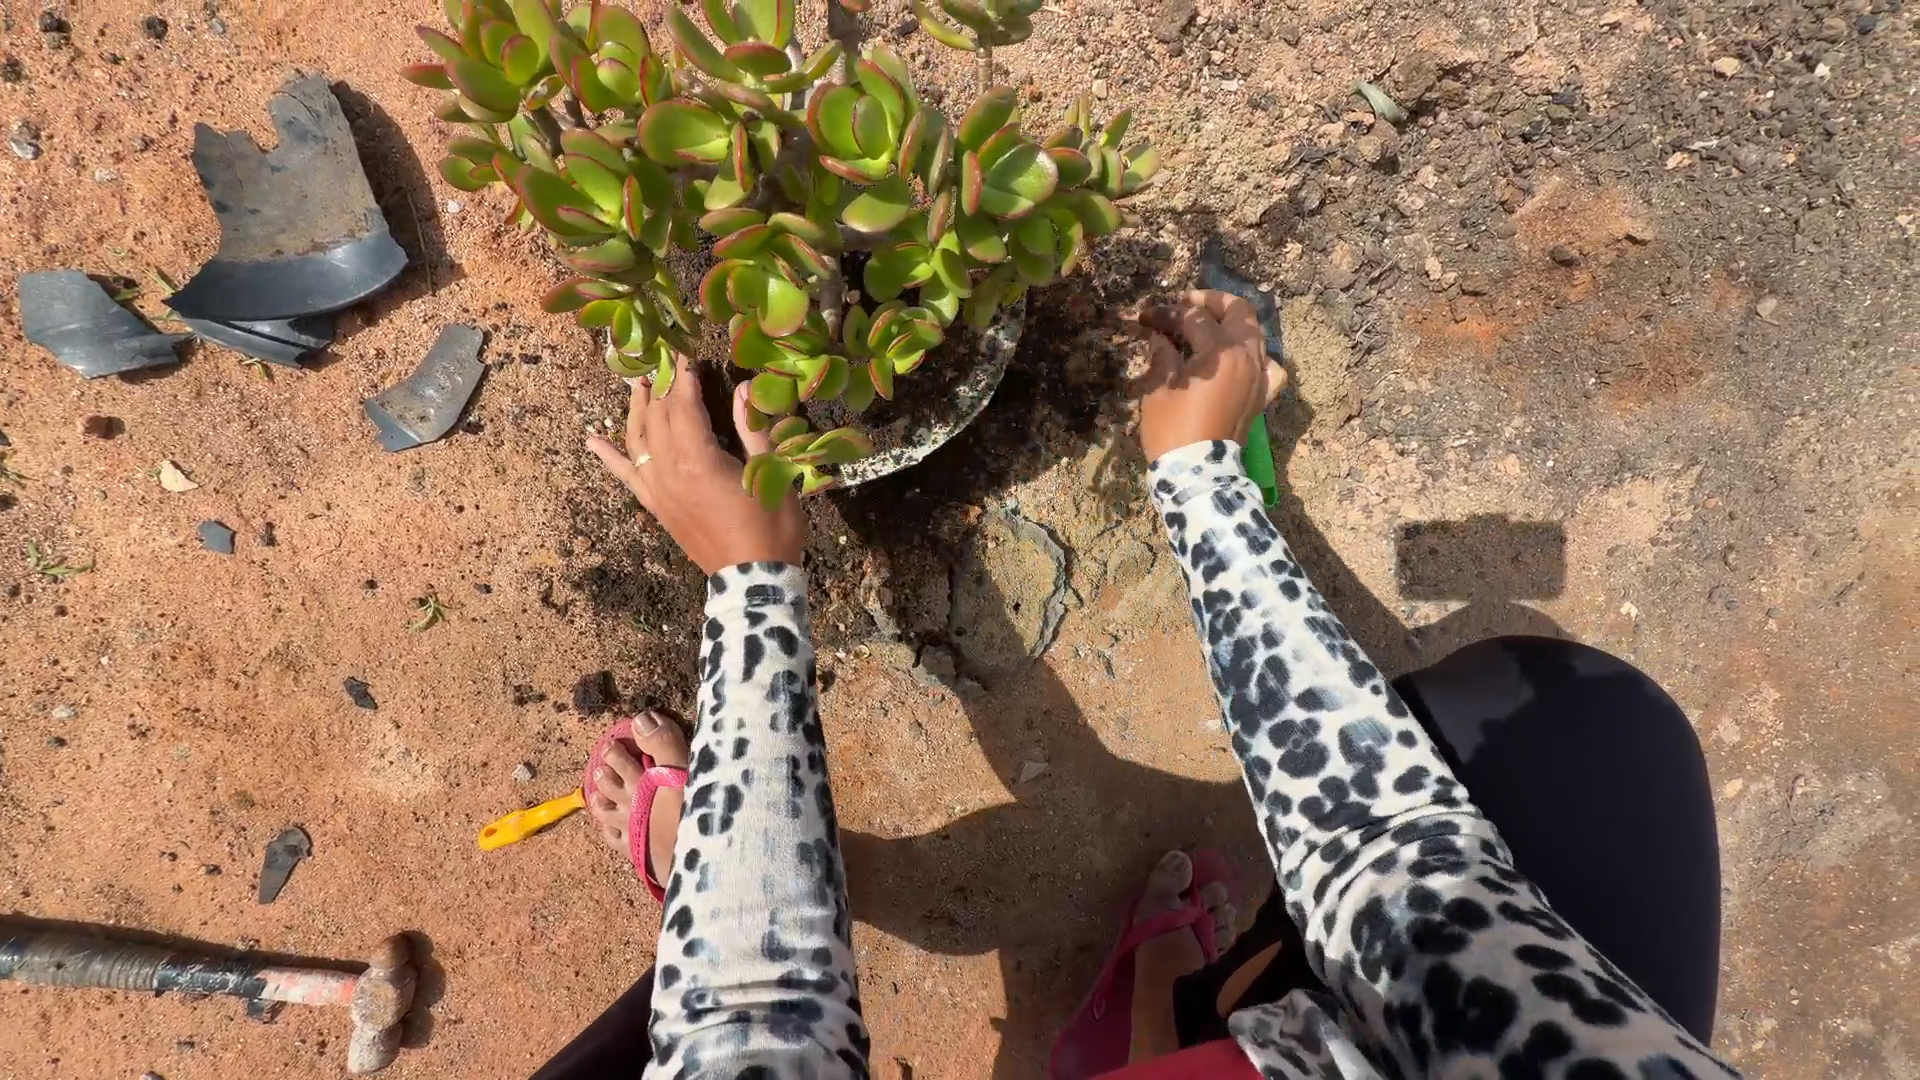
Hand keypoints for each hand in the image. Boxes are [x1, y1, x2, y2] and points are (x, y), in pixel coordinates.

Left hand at [587, 354, 805, 574]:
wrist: (753, 577)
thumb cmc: (771, 526)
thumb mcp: (771, 474)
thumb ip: (753, 430)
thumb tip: (745, 388)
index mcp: (698, 460)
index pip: (684, 405)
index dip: (684, 377)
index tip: (687, 354)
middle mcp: (668, 470)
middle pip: (658, 417)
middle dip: (662, 386)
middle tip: (665, 360)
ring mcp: (657, 489)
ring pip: (637, 439)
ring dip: (636, 409)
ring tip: (638, 383)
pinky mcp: (655, 506)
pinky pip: (626, 476)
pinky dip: (608, 457)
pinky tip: (592, 441)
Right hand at [1134, 290, 1287, 460]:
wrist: (1196, 471)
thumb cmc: (1172, 429)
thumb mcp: (1158, 389)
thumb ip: (1162, 355)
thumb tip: (1159, 336)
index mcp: (1220, 351)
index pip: (1193, 318)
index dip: (1167, 314)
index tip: (1147, 317)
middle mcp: (1247, 356)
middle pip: (1238, 312)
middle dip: (1211, 302)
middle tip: (1185, 304)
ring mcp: (1259, 376)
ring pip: (1255, 334)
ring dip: (1232, 324)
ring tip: (1208, 328)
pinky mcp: (1262, 396)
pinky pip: (1269, 366)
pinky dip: (1255, 357)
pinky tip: (1240, 361)